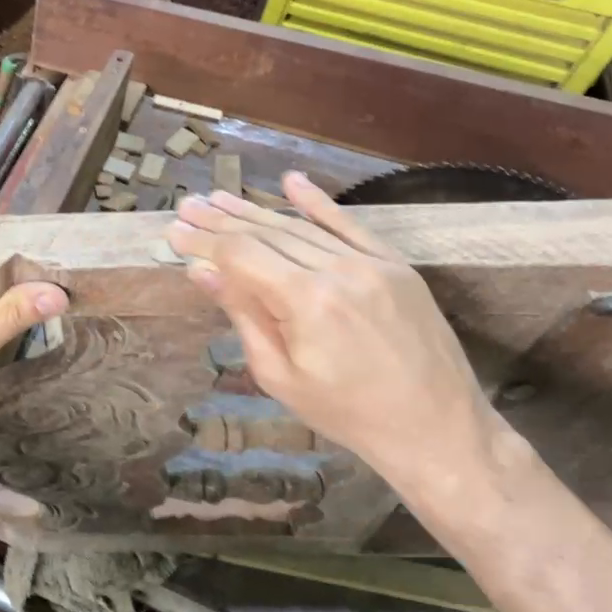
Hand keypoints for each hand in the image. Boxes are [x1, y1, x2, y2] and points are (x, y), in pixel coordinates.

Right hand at [164, 172, 501, 485]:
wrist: (438, 431)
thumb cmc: (347, 414)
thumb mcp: (280, 375)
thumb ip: (243, 315)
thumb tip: (202, 271)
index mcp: (306, 302)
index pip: (241, 255)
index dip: (203, 242)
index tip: (173, 232)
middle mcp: (338, 271)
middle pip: (266, 234)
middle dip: (221, 220)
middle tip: (187, 206)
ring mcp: (371, 263)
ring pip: (301, 227)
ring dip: (256, 211)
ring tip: (218, 198)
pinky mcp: (396, 266)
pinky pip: (350, 226)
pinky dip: (319, 204)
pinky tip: (291, 181)